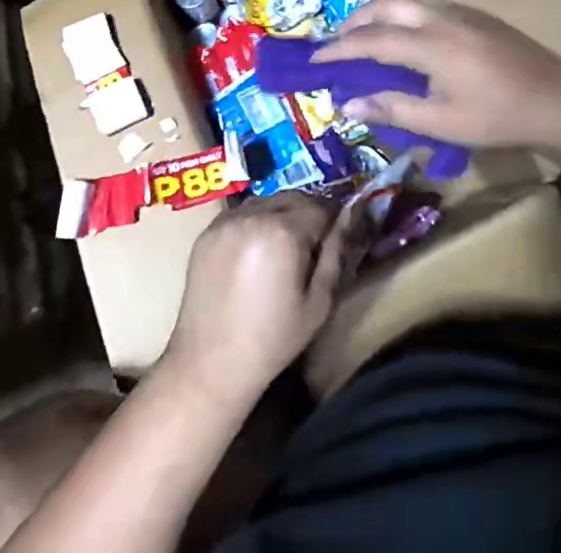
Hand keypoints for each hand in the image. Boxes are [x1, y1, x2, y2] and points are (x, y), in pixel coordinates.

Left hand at [163, 192, 362, 402]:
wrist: (211, 361)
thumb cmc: (273, 338)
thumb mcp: (319, 301)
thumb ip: (338, 252)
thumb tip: (354, 215)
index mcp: (282, 231)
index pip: (322, 206)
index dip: (336, 221)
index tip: (338, 240)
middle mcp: (251, 215)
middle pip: (293, 197)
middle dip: (310, 214)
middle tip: (314, 247)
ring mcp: (224, 221)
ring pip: (266, 201)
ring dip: (282, 214)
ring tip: (285, 250)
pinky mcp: (206, 232)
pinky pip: (241, 214)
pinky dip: (256, 222)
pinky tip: (257, 252)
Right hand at [315, 0, 560, 186]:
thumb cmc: (500, 117)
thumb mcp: (444, 123)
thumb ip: (393, 109)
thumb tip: (348, 103)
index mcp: (431, 45)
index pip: (371, 40)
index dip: (338, 49)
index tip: (315, 60)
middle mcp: (442, 19)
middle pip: (386, 5)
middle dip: (355, 19)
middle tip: (337, 41)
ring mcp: (462, 14)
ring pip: (408, 0)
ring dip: (379, 13)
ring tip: (365, 36)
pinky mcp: (477, 18)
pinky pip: (426, 6)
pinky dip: (402, 15)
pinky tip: (406, 38)